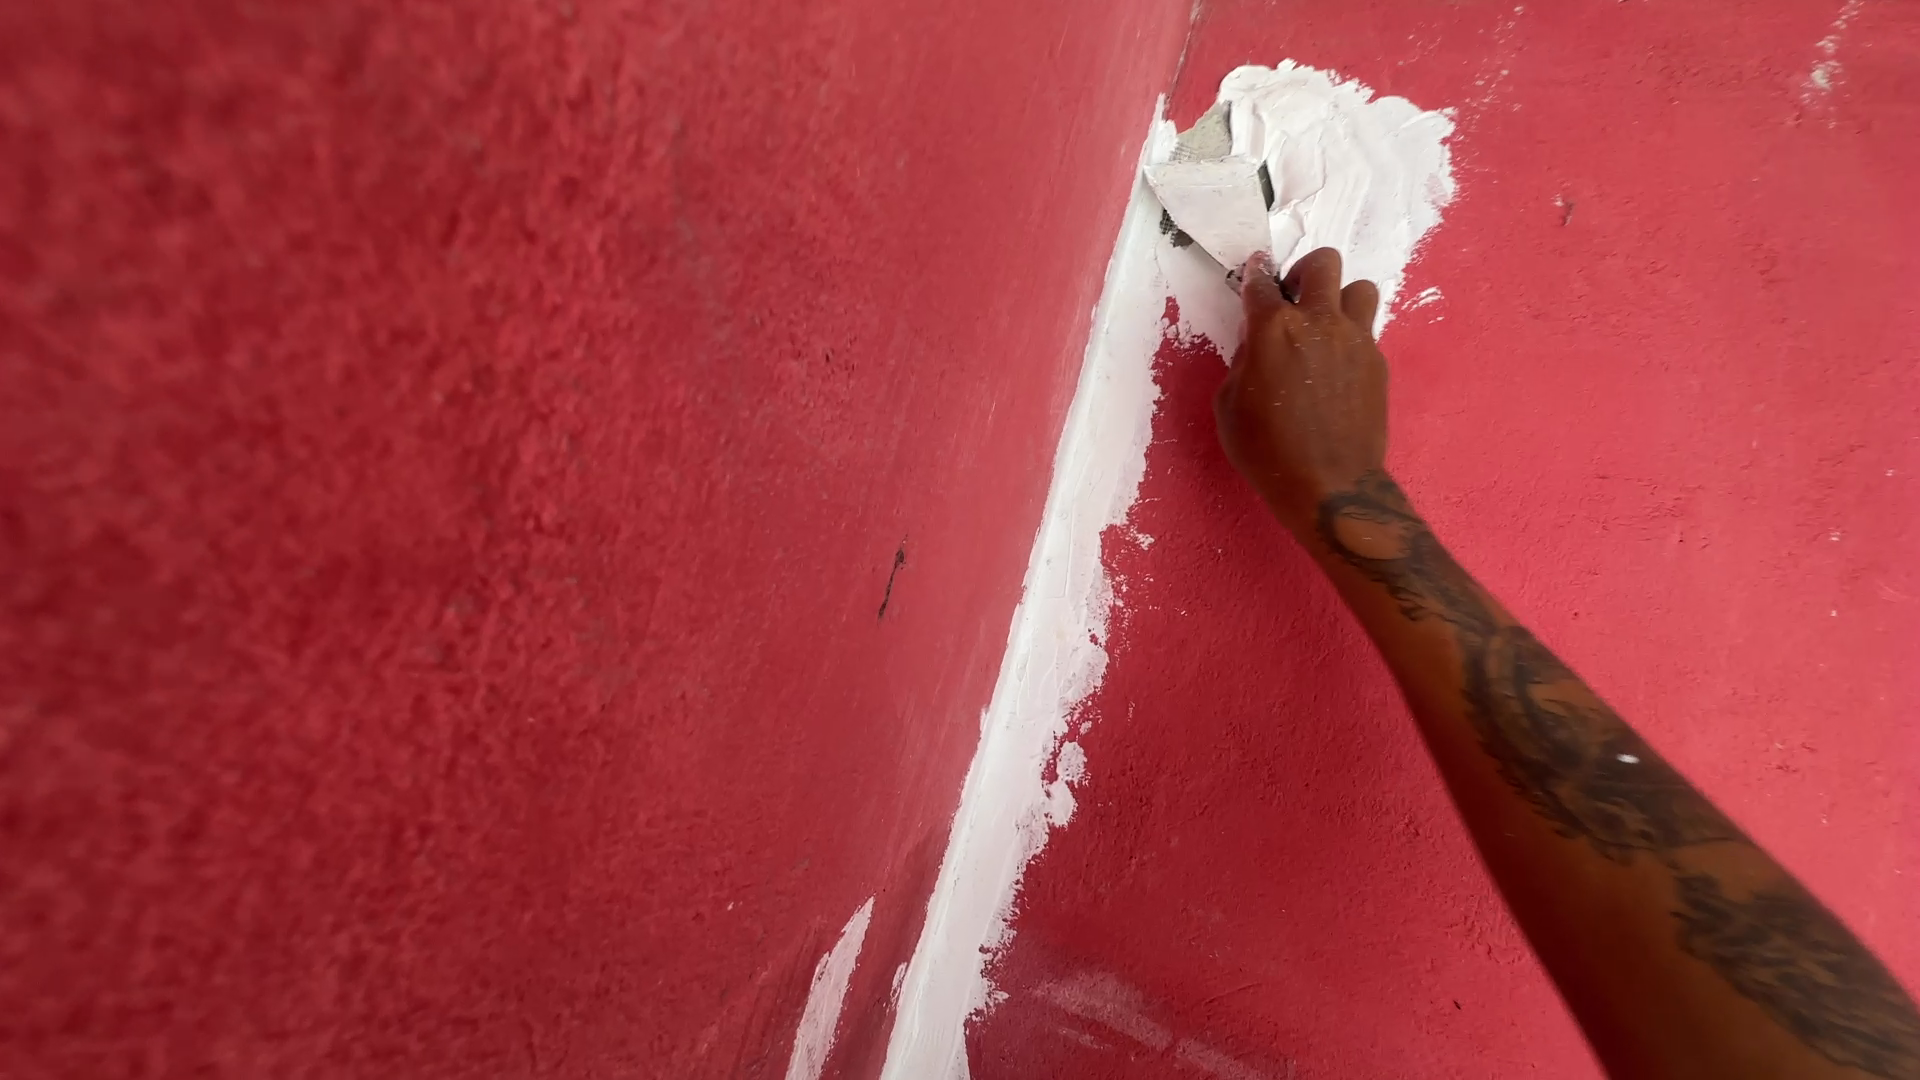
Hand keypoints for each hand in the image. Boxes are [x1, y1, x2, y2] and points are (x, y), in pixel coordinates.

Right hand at [1214, 247, 1388, 538]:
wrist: (1327, 482)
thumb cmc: (1265, 450)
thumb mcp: (1229, 406)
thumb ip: (1242, 363)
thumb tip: (1256, 343)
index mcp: (1273, 330)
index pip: (1261, 283)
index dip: (1255, 275)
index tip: (1255, 273)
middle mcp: (1318, 322)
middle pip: (1324, 263)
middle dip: (1304, 273)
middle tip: (1293, 299)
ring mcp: (1355, 339)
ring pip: (1358, 288)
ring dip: (1338, 300)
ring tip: (1322, 328)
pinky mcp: (1377, 361)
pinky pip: (1366, 330)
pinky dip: (1348, 337)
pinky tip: (1333, 368)